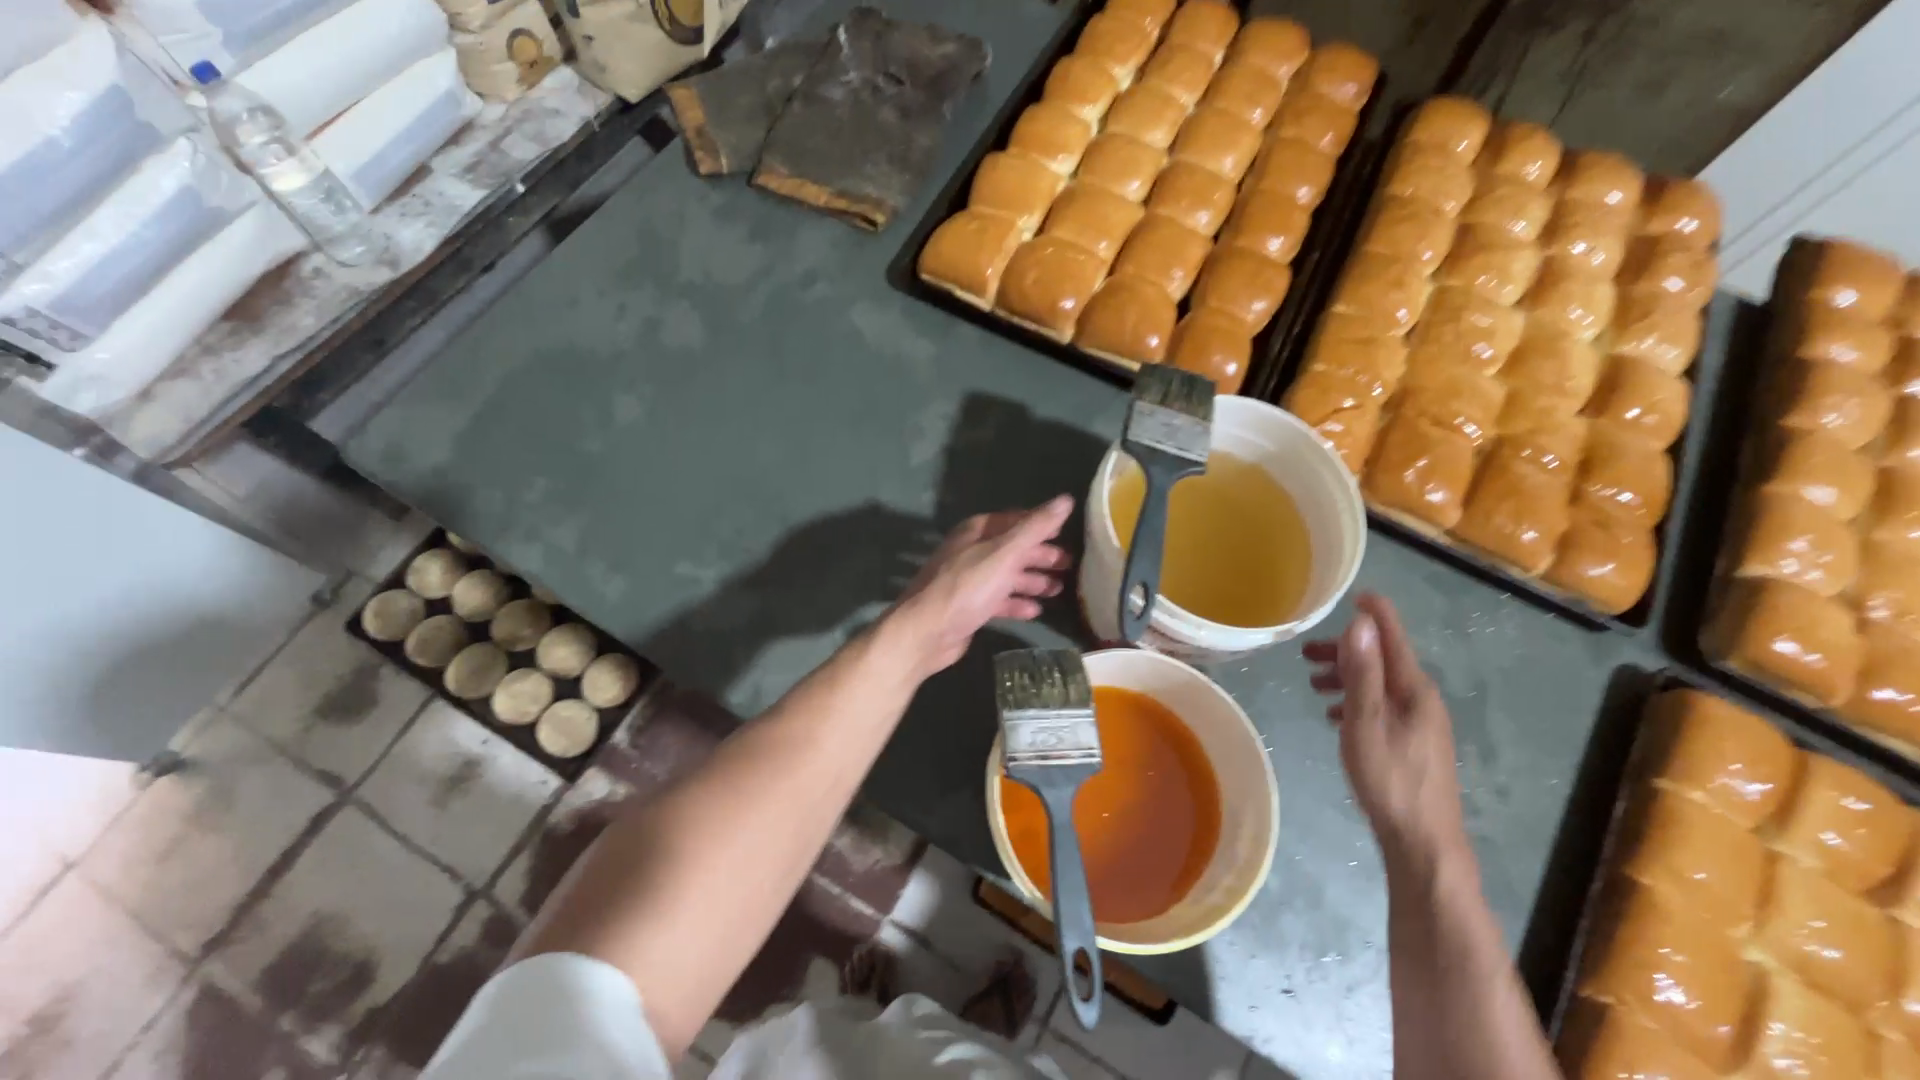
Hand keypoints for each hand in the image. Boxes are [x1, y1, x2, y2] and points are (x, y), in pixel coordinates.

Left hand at [888, 496, 1074, 677]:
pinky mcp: (969, 606)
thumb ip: (1035, 528)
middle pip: (1012, 549)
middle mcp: (972, 551)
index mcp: (977, 531)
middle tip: (1069, 565)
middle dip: (1040, 556)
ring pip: (1007, 575)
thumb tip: (1066, 499)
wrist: (927, 631)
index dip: (1040, 525)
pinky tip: (1035, 611)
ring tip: (1058, 589)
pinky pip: (998, 599)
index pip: (1014, 520)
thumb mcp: (1004, 553)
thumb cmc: (967, 587)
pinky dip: (1016, 603)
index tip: (1065, 533)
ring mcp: (969, 580)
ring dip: (1032, 581)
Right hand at [1303, 593, 1468, 871]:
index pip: (1393, 638)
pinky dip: (1357, 701)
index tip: (1356, 594)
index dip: (1375, 614)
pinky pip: (1383, 707)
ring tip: (1314, 684)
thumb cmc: (1390, 779)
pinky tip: (1337, 716)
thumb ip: (1362, 674)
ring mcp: (1421, 723)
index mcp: (1414, 689)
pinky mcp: (1415, 744)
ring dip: (1348, 677)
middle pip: (1384, 661)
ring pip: (1381, 685)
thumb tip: (1359, 623)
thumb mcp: (1366, 723)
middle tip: (1306, 654)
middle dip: (1347, 651)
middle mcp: (1422, 700)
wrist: (1423, 840)